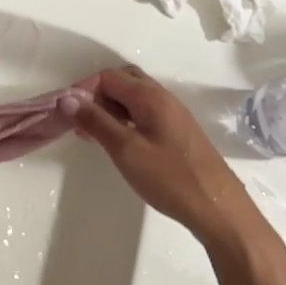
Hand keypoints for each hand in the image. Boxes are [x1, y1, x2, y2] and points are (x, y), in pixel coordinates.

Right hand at [70, 66, 261, 251]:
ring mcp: (172, 115)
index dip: (84, 90)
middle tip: (81, 120)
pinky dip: (124, 120)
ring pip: (133, 98)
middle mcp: (163, 98)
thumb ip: (96, 121)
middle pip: (123, 81)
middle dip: (97, 95)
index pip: (108, 76)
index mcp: (150, 97)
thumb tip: (67, 99)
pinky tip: (116, 142)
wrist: (218, 208)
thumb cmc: (170, 177)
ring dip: (109, 108)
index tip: (68, 114)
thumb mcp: (125, 150)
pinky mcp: (176, 133)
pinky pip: (143, 114)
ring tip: (92, 134)